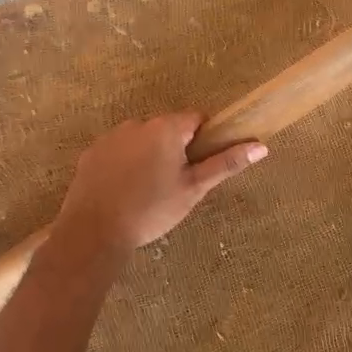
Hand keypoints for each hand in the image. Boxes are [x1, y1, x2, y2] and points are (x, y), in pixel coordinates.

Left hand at [52, 112, 266, 252]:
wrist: (92, 232)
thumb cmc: (151, 209)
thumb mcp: (194, 188)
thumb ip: (226, 163)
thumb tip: (261, 146)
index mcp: (167, 128)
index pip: (197, 118)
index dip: (204, 139)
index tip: (200, 165)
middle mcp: (138, 124)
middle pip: (168, 128)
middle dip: (176, 148)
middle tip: (177, 182)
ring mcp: (110, 137)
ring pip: (142, 140)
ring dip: (150, 155)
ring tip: (149, 190)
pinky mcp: (90, 153)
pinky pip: (119, 151)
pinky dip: (126, 164)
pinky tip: (125, 191)